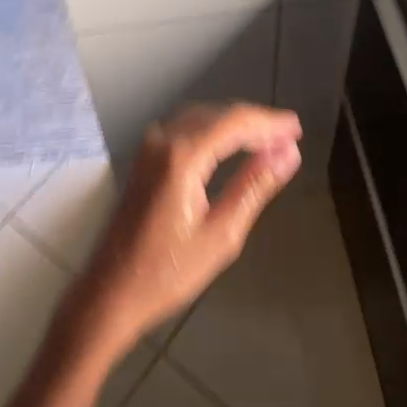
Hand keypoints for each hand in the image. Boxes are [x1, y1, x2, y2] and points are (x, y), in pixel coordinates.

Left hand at [68, 103, 301, 354]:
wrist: (110, 291)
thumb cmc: (168, 272)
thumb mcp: (221, 233)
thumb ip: (255, 186)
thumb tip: (288, 154)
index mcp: (182, 156)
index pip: (235, 122)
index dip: (269, 122)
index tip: (296, 128)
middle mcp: (163, 141)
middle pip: (218, 115)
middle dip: (255, 123)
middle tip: (288, 137)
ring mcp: (149, 148)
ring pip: (201, 119)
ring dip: (234, 125)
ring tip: (268, 142)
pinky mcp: (144, 159)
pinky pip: (185, 130)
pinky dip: (213, 132)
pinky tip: (231, 147)